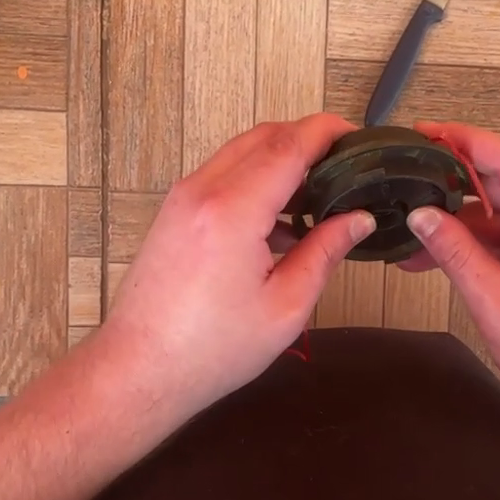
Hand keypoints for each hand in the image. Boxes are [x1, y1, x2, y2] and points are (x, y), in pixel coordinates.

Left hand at [94, 114, 372, 419]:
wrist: (141, 368)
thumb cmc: (212, 349)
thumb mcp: (286, 306)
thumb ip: (324, 252)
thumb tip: (358, 219)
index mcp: (232, 211)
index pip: (288, 145)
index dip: (327, 131)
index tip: (358, 135)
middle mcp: (203, 191)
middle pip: (263, 137)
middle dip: (308, 138)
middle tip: (346, 162)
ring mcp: (183, 198)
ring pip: (241, 152)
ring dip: (281, 158)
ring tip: (320, 192)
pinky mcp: (175, 212)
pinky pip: (223, 175)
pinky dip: (256, 179)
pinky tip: (282, 220)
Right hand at [401, 121, 499, 422]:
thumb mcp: (499, 305)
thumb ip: (457, 254)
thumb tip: (420, 216)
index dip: (465, 140)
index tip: (424, 131)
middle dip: (452, 180)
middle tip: (406, 174)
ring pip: (499, 209)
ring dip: (457, 220)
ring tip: (409, 232)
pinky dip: (473, 242)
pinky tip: (434, 254)